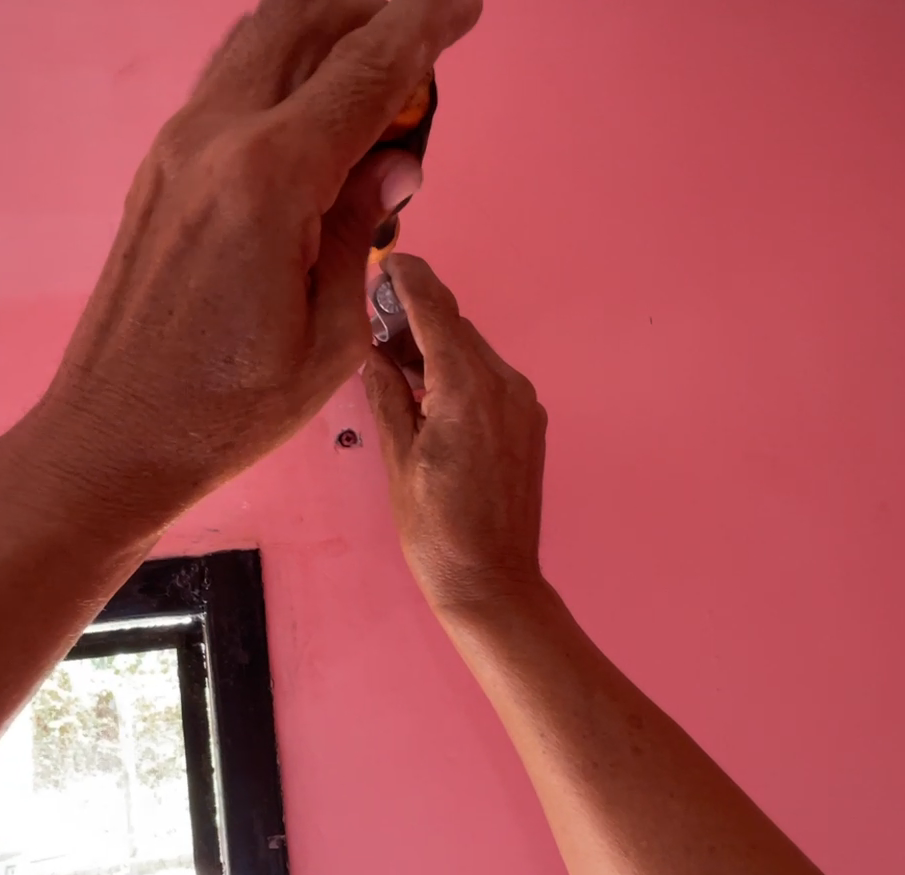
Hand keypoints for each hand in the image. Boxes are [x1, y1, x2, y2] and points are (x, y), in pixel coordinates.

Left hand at [21, 0, 480, 534]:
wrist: (117, 435)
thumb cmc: (228, 410)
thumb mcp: (328, 340)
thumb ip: (359, 233)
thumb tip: (393, 162)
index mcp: (268, 181)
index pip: (364, 73)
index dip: (424, 30)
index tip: (465, 7)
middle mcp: (214, 141)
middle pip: (301, 24)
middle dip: (372, 7)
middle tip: (425, 21)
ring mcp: (175, 151)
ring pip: (255, 43)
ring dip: (321, 27)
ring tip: (373, 47)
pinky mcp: (159, 174)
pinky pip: (227, 85)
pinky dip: (279, 68)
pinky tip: (309, 99)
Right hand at [363, 254, 548, 614]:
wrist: (492, 582)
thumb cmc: (435, 530)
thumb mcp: (399, 461)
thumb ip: (387, 395)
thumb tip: (373, 352)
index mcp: (468, 389)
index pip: (438, 313)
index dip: (411, 281)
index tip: (388, 262)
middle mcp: (506, 385)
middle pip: (458, 330)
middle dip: (419, 318)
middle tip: (377, 326)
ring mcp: (525, 405)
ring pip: (475, 355)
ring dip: (439, 349)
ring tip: (399, 366)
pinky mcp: (530, 424)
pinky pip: (490, 381)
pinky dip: (460, 375)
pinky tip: (432, 397)